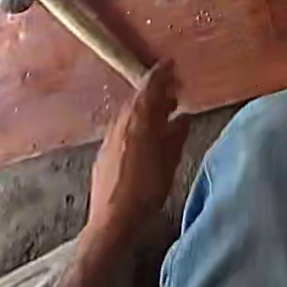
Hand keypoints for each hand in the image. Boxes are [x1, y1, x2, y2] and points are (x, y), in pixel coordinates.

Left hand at [86, 62, 190, 241]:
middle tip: (173, 92)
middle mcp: (122, 122)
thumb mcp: (171, 159)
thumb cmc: (147, 189)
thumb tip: (182, 117)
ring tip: (162, 114)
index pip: (151, 84)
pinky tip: (144, 137)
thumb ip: (177, 133)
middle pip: (138, 96)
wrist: (112, 223)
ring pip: (129, 112)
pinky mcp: (103, 153)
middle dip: (155, 90)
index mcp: (140, 118)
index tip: (172, 64)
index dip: (162, 72)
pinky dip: (135, 123)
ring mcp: (110, 137)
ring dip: (145, 108)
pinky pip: (122, 127)